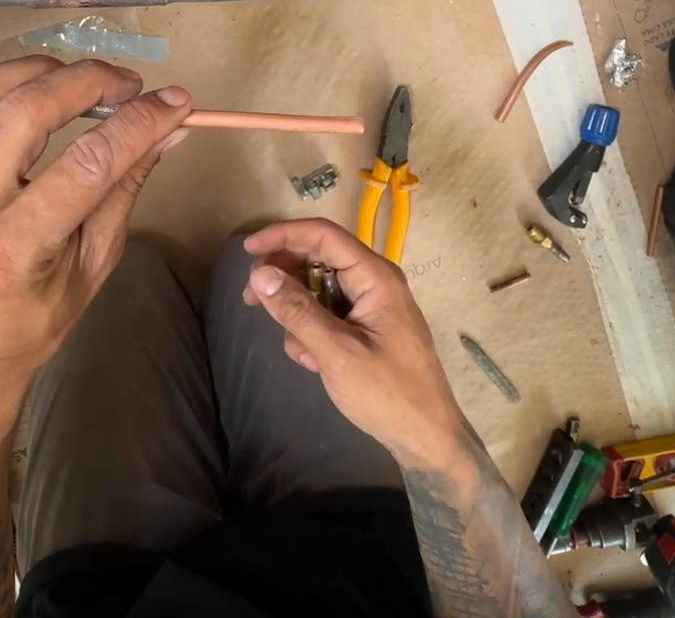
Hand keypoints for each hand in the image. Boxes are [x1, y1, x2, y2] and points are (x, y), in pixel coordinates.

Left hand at [0, 52, 191, 386]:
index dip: (138, 123)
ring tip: (73, 78)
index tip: (175, 101)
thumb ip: (126, 186)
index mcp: (13, 251)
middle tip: (126, 84)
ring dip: (34, 69)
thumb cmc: (39, 314)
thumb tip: (168, 127)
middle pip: (25, 114)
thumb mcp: (97, 261)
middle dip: (88, 83)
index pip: (86, 164)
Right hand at [243, 218, 469, 469]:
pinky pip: (326, 311)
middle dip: (283, 277)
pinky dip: (311, 330)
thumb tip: (260, 274)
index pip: (322, 235)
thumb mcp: (336, 353)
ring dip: (298, 313)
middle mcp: (373, 281)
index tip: (247, 251)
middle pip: (316, 257)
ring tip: (304, 352)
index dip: (282, 235)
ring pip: (316, 287)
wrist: (427, 440)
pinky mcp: (365, 325)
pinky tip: (315, 362)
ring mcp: (370, 303)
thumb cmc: (388, 394)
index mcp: (375, 276)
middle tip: (252, 300)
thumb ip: (297, 310)